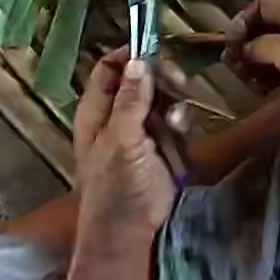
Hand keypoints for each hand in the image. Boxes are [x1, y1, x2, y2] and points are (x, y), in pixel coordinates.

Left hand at [71, 50, 175, 244]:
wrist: (131, 230)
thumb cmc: (116, 185)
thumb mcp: (122, 139)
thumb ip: (131, 100)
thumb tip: (138, 61)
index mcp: (97, 110)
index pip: (109, 68)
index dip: (129, 55)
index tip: (154, 49)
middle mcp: (118, 114)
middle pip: (142, 78)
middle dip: (161, 78)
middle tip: (177, 81)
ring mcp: (142, 128)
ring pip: (163, 96)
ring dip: (174, 102)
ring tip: (178, 119)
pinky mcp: (164, 143)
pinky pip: (176, 118)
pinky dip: (182, 121)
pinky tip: (182, 131)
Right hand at [224, 0, 279, 127]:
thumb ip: (260, 45)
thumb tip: (245, 51)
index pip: (261, 5)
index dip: (241, 21)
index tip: (230, 44)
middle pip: (265, 29)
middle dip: (246, 45)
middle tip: (234, 66)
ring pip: (273, 52)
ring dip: (256, 65)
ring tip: (246, 80)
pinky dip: (269, 77)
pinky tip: (261, 90)